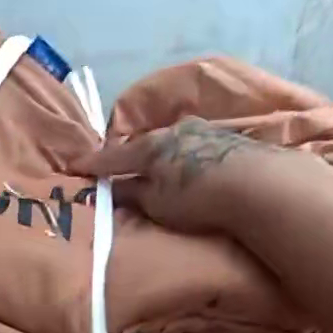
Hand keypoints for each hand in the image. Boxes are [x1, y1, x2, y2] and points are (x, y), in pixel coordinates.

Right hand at [69, 116, 301, 234]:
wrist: (258, 185)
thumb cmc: (197, 196)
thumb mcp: (156, 202)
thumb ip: (131, 194)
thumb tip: (111, 189)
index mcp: (151, 145)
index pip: (113, 156)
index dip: (93, 164)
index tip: (75, 167)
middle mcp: (175, 130)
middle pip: (142, 144)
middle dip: (126, 157)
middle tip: (112, 171)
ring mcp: (203, 132)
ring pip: (169, 144)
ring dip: (155, 157)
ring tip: (147, 170)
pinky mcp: (226, 142)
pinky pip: (189, 148)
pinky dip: (177, 158)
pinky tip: (180, 169)